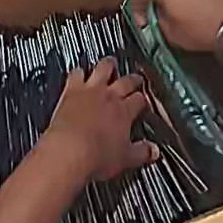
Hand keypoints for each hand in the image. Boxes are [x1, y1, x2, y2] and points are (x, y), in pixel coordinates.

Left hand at [41, 58, 158, 180]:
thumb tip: (154, 152)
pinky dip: (79, 72)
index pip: (140, 99)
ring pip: (104, 67)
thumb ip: (141, 152)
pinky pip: (77, 73)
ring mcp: (91, 91)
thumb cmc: (96, 156)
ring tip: (111, 63)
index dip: (143, 100)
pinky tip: (79, 71)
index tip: (142, 103)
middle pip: (127, 80)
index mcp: (125, 112)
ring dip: (108, 65)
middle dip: (133, 79)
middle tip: (135, 79)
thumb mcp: (125, 158)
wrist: (69, 152)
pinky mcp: (72, 91)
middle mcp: (110, 96)